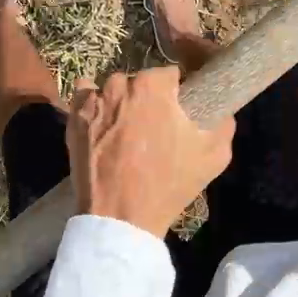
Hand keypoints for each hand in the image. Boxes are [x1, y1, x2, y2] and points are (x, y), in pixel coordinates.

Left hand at [66, 66, 234, 237]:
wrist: (120, 220)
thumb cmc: (167, 184)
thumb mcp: (214, 156)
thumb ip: (224, 123)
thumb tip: (223, 111)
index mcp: (153, 86)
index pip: (171, 76)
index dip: (177, 95)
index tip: (177, 115)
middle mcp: (121, 83)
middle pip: (141, 83)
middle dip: (149, 100)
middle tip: (154, 130)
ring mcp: (94, 99)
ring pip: (114, 90)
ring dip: (121, 104)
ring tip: (126, 136)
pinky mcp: (74, 116)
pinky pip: (85, 96)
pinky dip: (93, 105)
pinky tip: (101, 124)